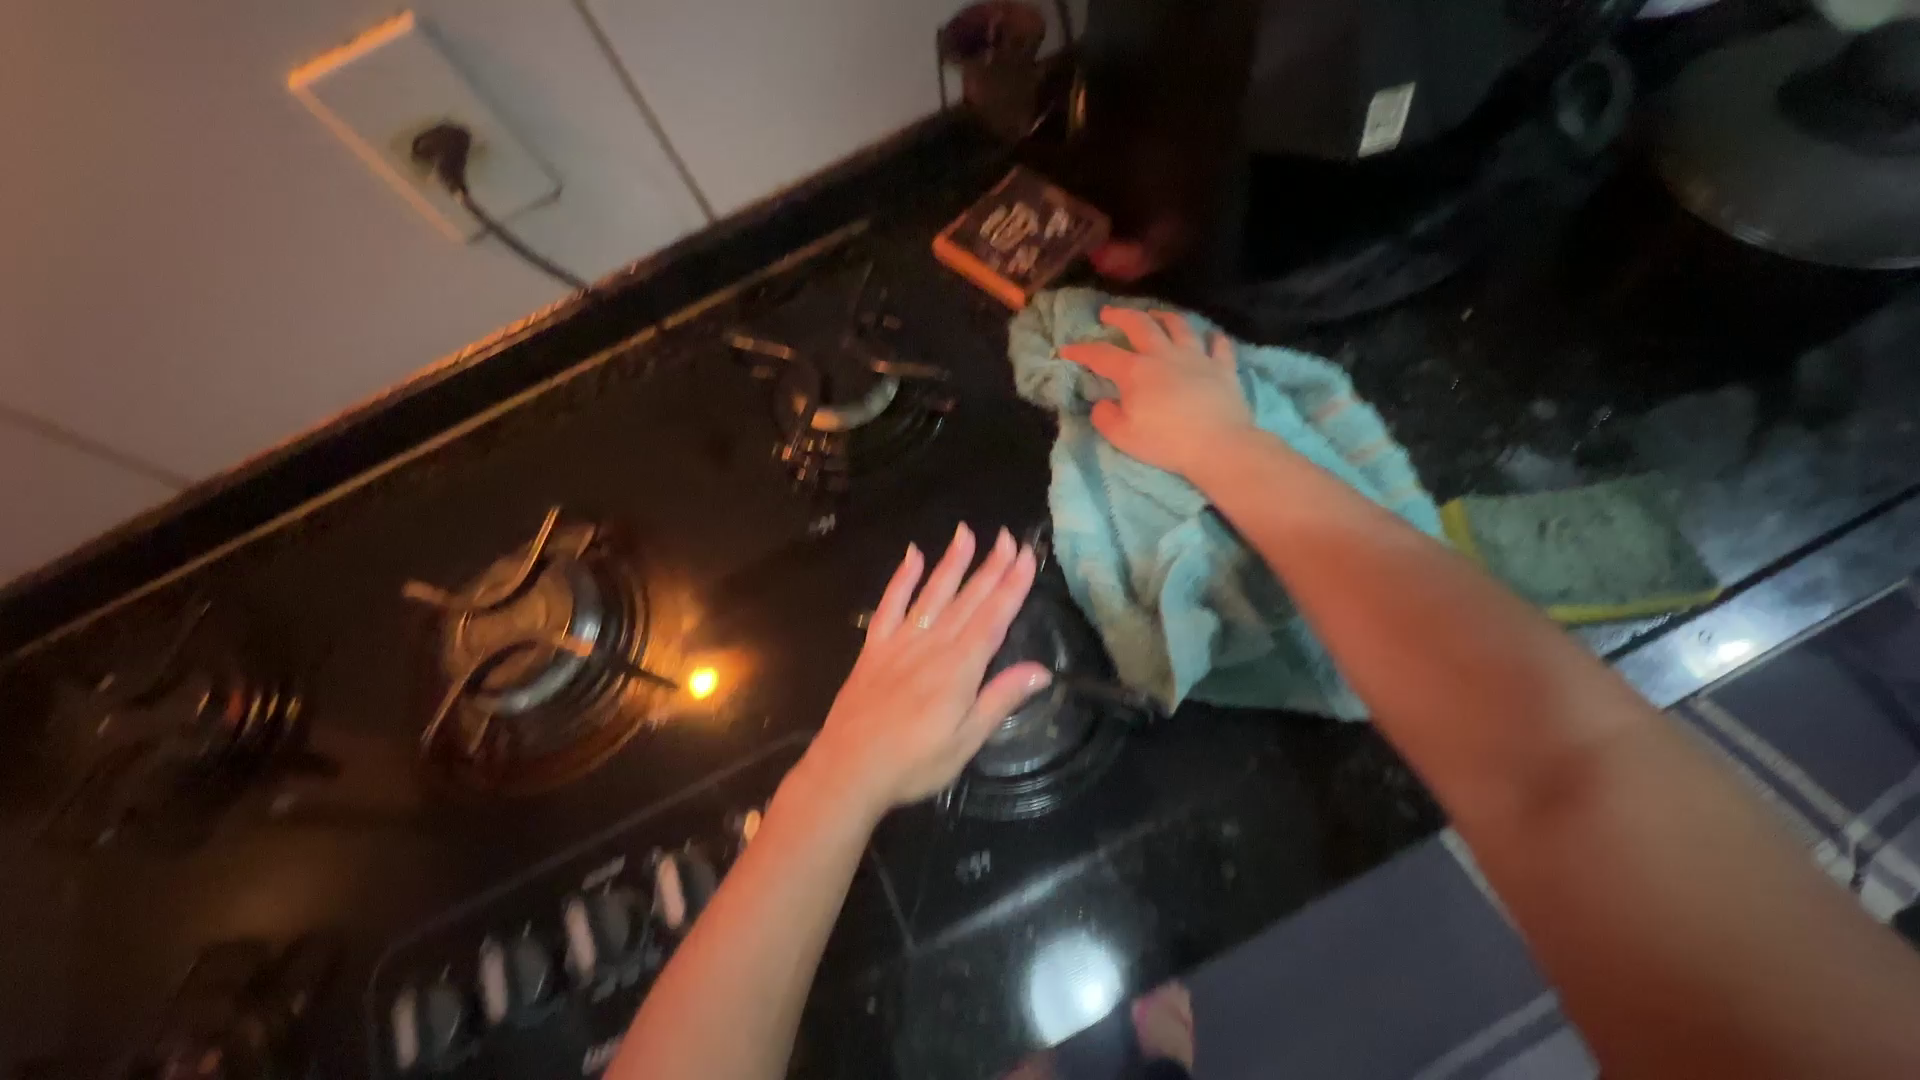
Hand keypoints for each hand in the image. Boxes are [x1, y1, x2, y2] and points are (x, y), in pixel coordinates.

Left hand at [800, 524, 1051, 817]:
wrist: (848, 769)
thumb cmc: (913, 763)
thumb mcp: (966, 741)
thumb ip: (1000, 699)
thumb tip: (1041, 670)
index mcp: (960, 669)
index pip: (994, 619)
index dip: (1012, 586)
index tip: (1027, 557)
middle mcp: (932, 646)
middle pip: (968, 600)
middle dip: (991, 567)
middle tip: (1008, 537)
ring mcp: (900, 643)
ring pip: (932, 594)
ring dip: (952, 562)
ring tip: (967, 532)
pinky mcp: (874, 648)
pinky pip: (890, 605)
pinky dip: (901, 579)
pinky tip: (912, 555)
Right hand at [1059, 307, 1256, 476]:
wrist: (1219, 445)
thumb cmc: (1166, 442)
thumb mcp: (1122, 437)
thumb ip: (1105, 417)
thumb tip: (1102, 403)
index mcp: (1135, 371)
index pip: (1101, 355)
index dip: (1081, 350)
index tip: (1066, 349)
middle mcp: (1164, 355)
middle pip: (1140, 325)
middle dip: (1120, 316)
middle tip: (1108, 313)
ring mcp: (1196, 358)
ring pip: (1179, 326)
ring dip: (1164, 317)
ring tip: (1155, 315)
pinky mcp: (1223, 368)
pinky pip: (1219, 346)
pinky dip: (1213, 339)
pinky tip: (1211, 337)